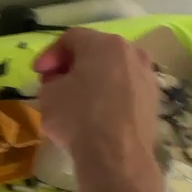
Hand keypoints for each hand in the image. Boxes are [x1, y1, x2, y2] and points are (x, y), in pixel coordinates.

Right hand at [33, 27, 158, 175]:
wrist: (116, 153)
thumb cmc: (77, 116)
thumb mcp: (48, 95)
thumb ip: (52, 80)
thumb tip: (62, 81)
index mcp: (103, 44)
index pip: (71, 37)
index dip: (49, 54)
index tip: (38, 73)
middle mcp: (131, 51)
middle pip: (96, 50)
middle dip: (73, 64)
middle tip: (56, 83)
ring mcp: (147, 74)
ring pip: (114, 69)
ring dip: (94, 79)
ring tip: (78, 99)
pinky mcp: (153, 97)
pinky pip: (125, 88)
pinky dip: (109, 94)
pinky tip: (97, 113)